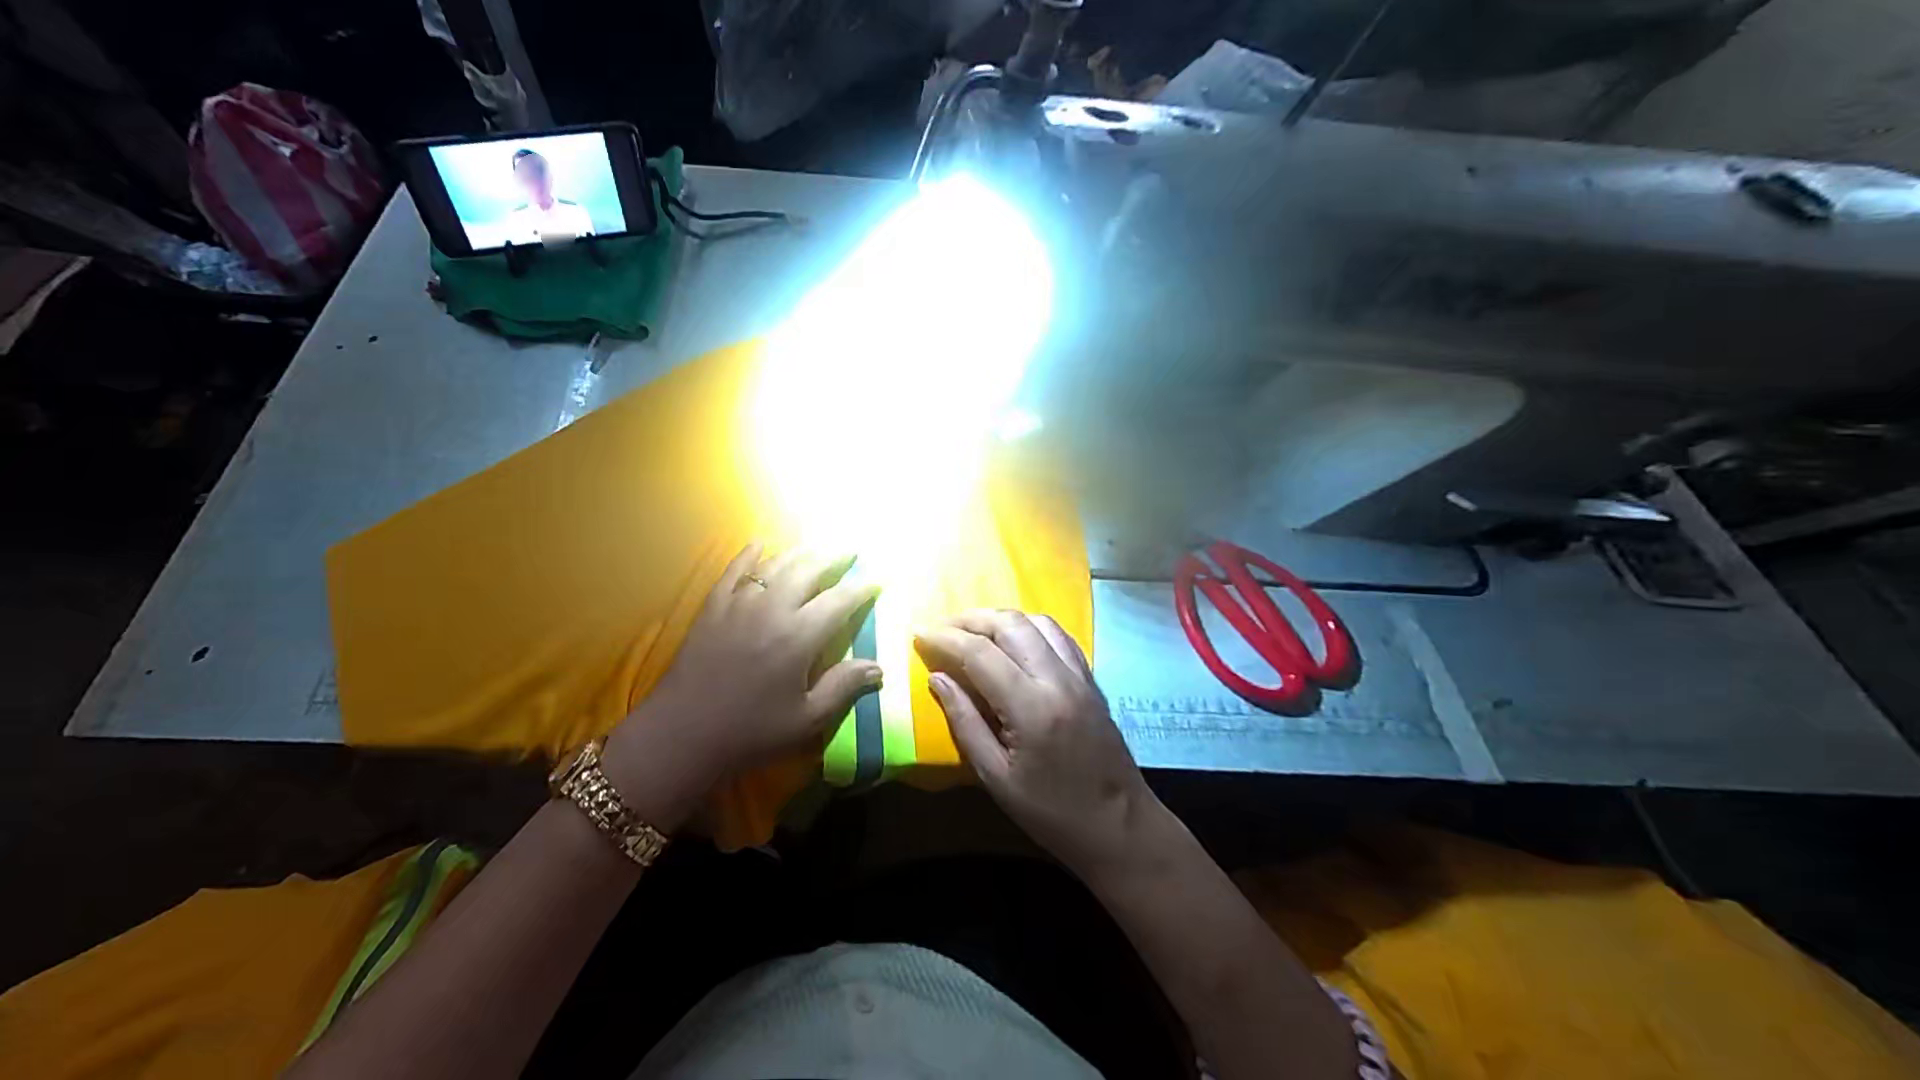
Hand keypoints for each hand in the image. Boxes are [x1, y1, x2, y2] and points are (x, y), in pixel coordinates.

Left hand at [608, 542, 881, 795]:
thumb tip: (877, 667)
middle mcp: (772, 609)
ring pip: (775, 565)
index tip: (878, 579)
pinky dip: (749, 554)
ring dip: (800, 552)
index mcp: (799, 636)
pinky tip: (759, 543)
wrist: (682, 734)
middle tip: (851, 549)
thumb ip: (842, 687)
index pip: (840, 601)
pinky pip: (734, 571)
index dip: (862, 588)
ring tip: (817, 546)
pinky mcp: (713, 608)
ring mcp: (739, 604)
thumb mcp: (806, 718)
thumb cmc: (750, 731)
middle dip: (834, 557)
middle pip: (809, 570)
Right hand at [914, 610, 1157, 875]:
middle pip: (1010, 625)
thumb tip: (937, 678)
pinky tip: (1012, 639)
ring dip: (999, 618)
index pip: (981, 654)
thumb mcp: (996, 778)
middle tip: (941, 629)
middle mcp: (1057, 679)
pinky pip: (1058, 635)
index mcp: (1032, 707)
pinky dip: (1029, 627)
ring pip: (1036, 622)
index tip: (918, 634)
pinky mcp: (1090, 679)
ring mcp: (1079, 675)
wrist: (1119, 826)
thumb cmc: (1051, 813)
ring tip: (972, 630)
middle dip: (970, 619)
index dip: (945, 638)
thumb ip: (965, 723)